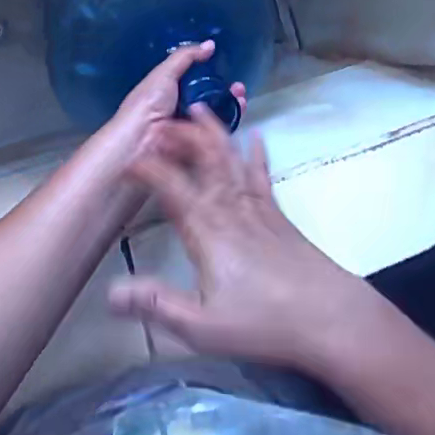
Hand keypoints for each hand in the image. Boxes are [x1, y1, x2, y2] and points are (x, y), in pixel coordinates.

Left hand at [86, 41, 246, 174]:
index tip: (229, 74)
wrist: (138, 143)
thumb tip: (210, 44)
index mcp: (169, 95)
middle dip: (228, 95)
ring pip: (216, 119)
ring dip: (231, 108)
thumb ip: (186, 57)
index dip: (214, 79)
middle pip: (210, 102)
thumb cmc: (147, 105)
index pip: (197, 85)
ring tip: (241, 100)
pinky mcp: (196, 151)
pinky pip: (216, 138)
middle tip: (240, 90)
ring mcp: (188, 134)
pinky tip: (237, 116)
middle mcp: (179, 113)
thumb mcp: (164, 74)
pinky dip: (228, 126)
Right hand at [106, 105, 392, 373]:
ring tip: (200, 109)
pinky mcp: (276, 211)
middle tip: (162, 122)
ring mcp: (256, 205)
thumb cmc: (262, 321)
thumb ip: (156, 304)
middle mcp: (230, 207)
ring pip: (231, 157)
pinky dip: (257, 153)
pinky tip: (256, 136)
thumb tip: (110, 292)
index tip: (127, 160)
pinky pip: (262, 174)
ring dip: (214, 131)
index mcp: (207, 229)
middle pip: (203, 160)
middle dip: (181, 136)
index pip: (171, 188)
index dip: (148, 170)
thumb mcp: (201, 326)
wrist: (324, 312)